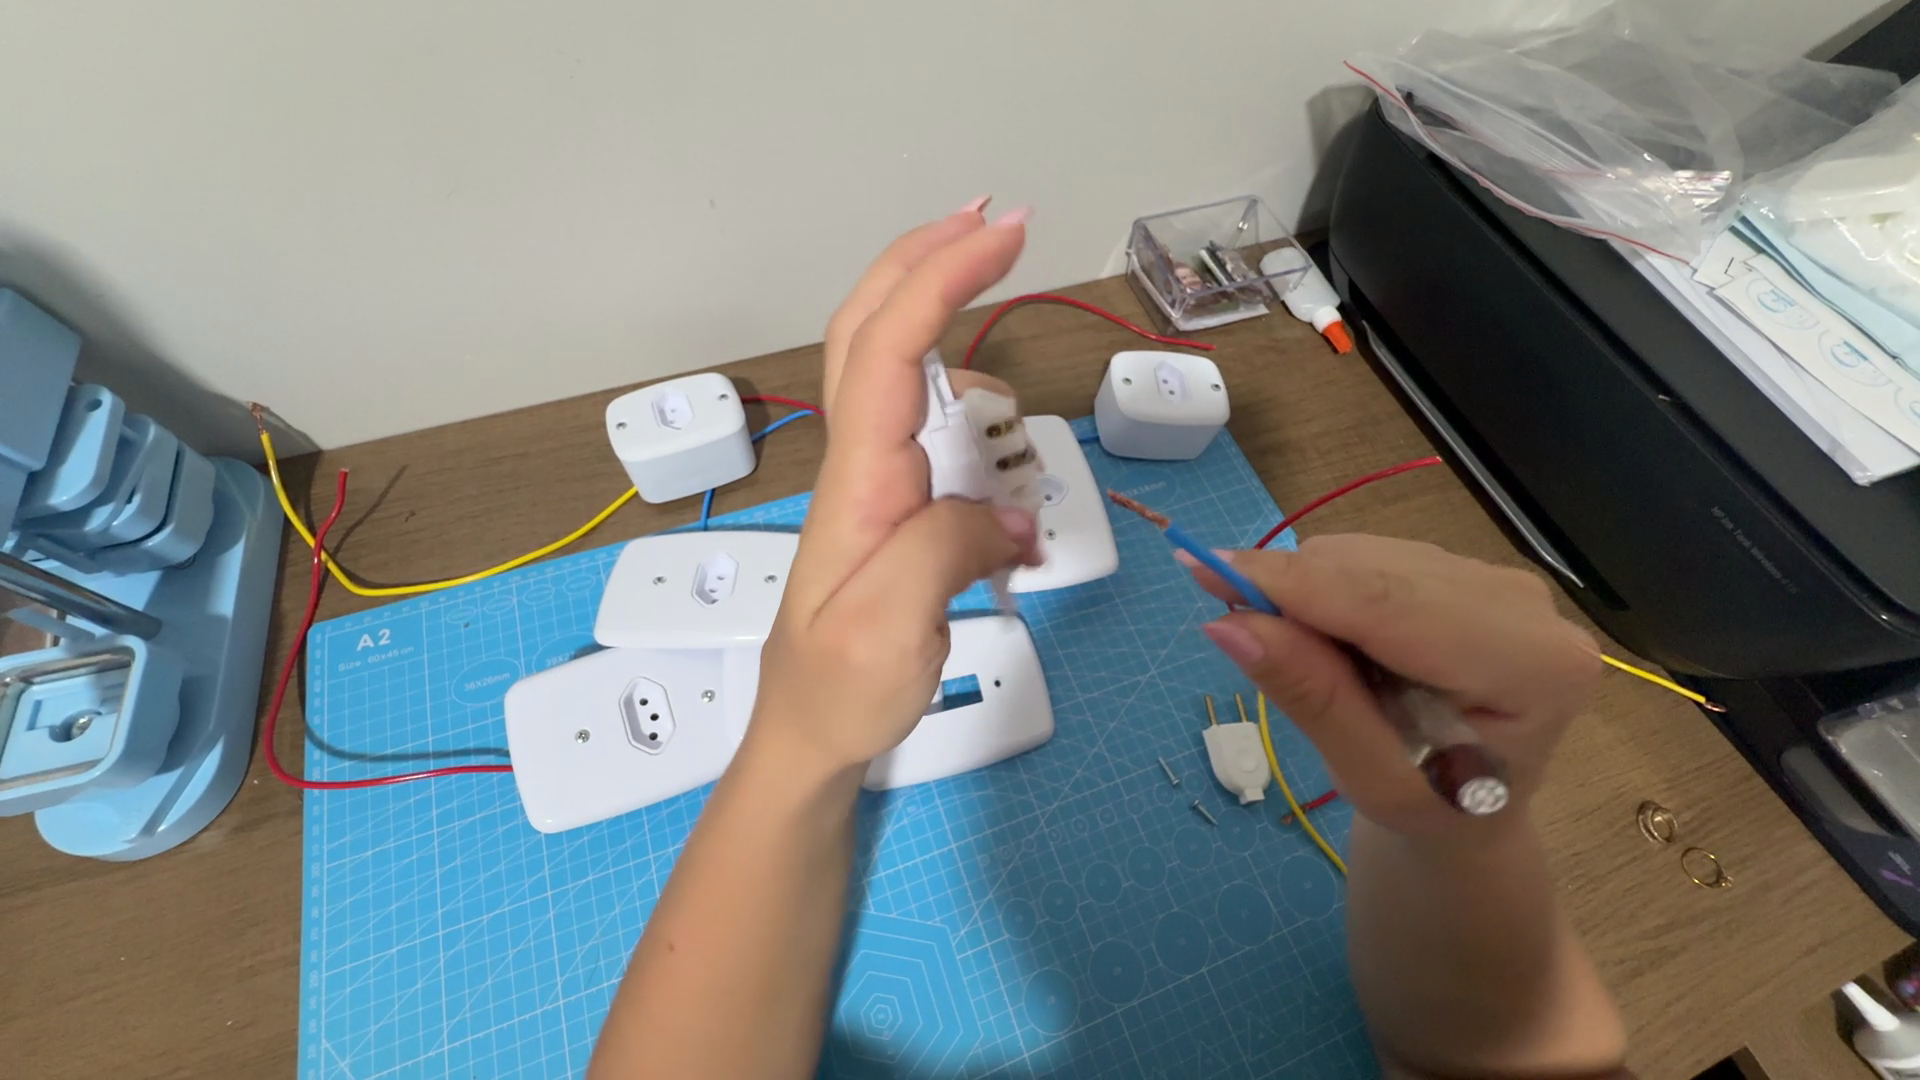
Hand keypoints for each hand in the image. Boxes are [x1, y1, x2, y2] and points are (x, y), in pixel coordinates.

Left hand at [747, 202, 1040, 774]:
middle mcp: (862, 465)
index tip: (1004, 234)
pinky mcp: (896, 509)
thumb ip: (950, 549)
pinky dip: (961, 392)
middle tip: (989, 220)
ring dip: (937, 311)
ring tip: (988, 279)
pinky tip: (993, 417)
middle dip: (922, 259)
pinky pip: (926, 427)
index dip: (942, 278)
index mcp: (860, 480)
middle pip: (867, 330)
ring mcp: (876, 484)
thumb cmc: (840, 687)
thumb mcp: (893, 625)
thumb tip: (1014, 518)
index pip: (888, 348)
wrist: (809, 734)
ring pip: (892, 369)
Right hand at [1190, 535, 1600, 835]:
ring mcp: (1492, 578)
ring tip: (1309, 661)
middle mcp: (1520, 603)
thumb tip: (1229, 625)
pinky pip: (1362, 556)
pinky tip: (1332, 639)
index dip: (1288, 583)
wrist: (1471, 805)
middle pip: (1368, 568)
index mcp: (1528, 663)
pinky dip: (1321, 588)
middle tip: (1239, 632)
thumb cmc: (1431, 806)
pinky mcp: (1458, 569)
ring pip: (1357, 554)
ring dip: (1304, 594)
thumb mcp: (1370, 777)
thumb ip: (1311, 696)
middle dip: (1289, 593)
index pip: (1385, 602)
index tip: (1202, 567)